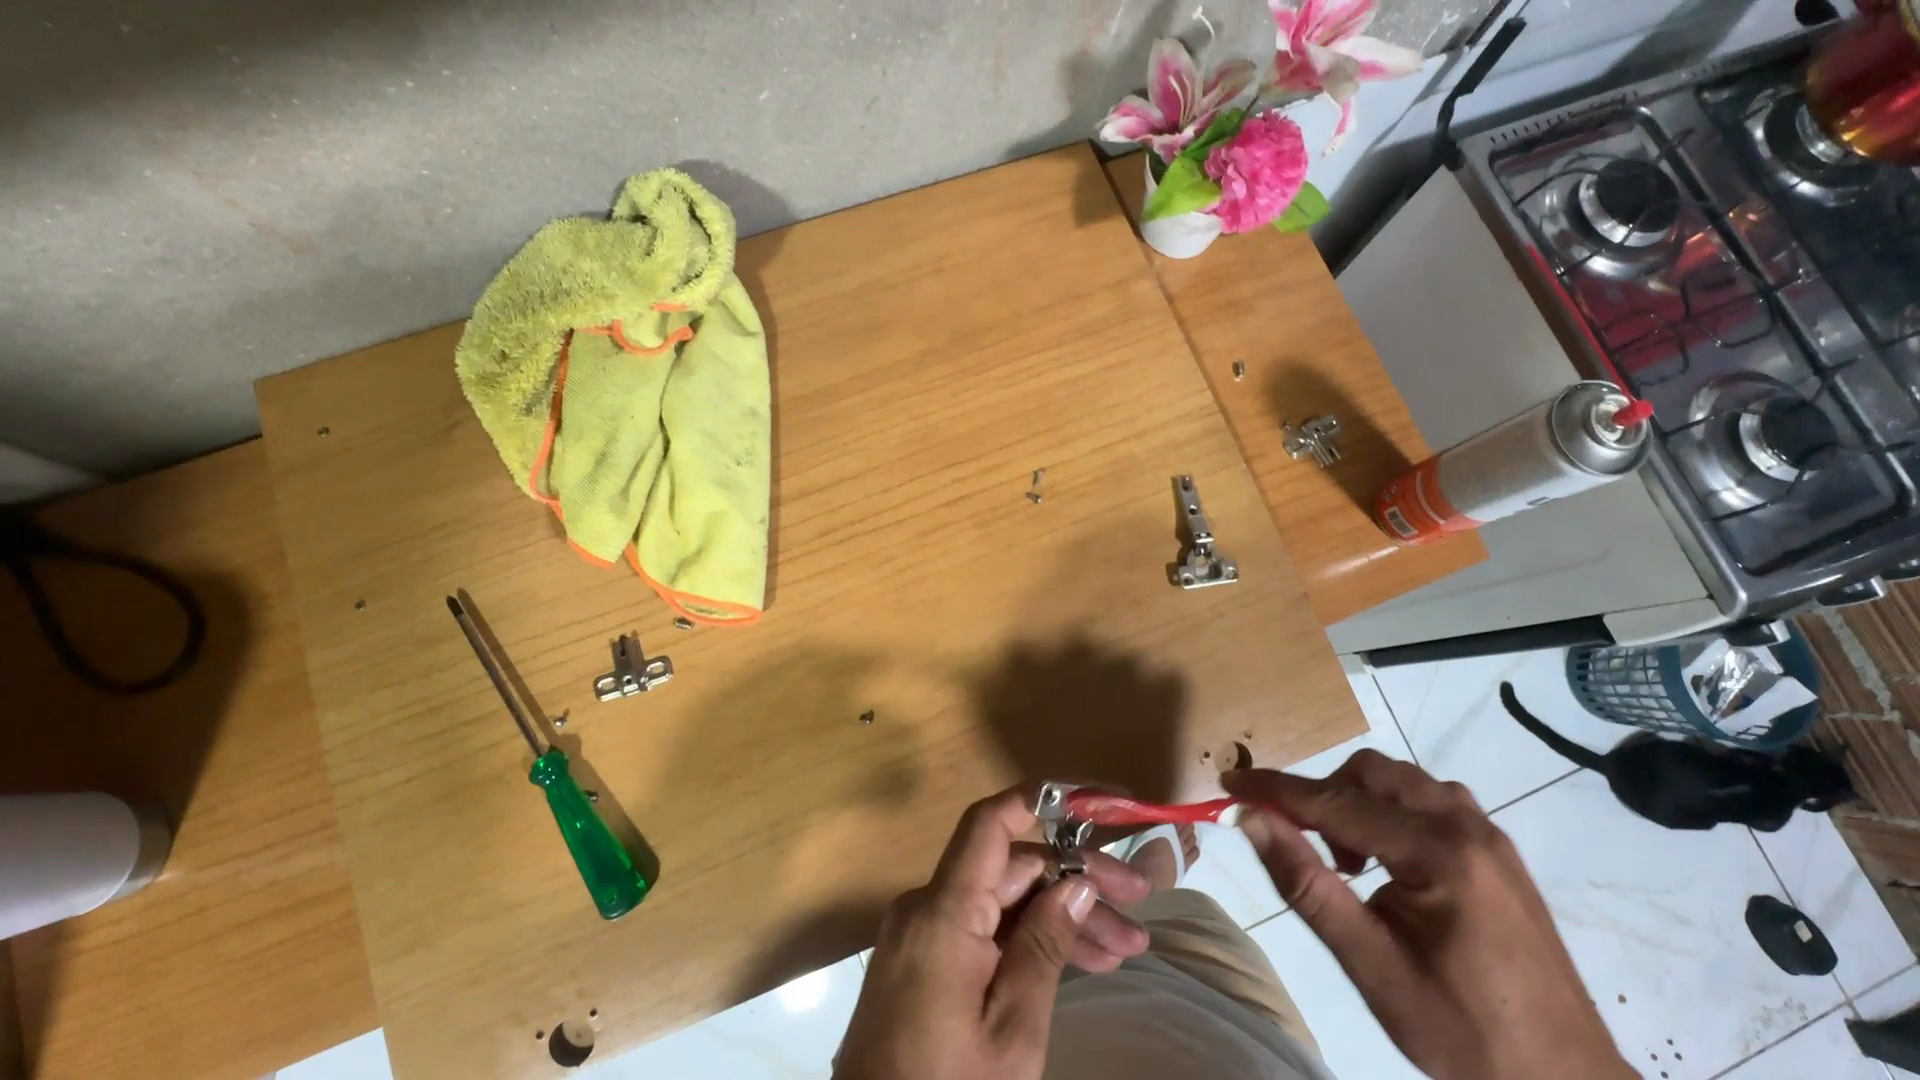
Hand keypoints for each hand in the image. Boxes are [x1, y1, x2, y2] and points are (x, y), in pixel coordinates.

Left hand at [834, 786, 1151, 1079]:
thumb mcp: (1012, 1028)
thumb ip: (1043, 947)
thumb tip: (1076, 883)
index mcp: (942, 913)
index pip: (991, 823)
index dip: (1044, 799)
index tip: (1100, 804)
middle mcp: (927, 908)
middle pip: (1011, 868)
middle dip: (1077, 881)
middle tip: (1139, 902)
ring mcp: (924, 933)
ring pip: (1004, 901)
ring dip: (1063, 916)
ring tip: (1127, 947)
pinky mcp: (926, 959)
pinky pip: (985, 930)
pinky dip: (1030, 939)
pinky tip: (1084, 960)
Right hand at [1225, 753, 1633, 1079]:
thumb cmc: (1462, 1032)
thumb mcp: (1371, 964)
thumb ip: (1307, 884)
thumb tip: (1252, 820)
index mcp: (1438, 854)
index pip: (1336, 802)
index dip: (1276, 790)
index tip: (1229, 783)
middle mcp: (1468, 828)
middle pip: (1373, 774)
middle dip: (1321, 792)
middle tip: (1292, 840)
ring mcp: (1491, 838)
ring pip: (1404, 783)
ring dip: (1359, 801)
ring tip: (1344, 863)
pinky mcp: (1500, 856)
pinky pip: (1433, 804)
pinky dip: (1392, 814)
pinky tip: (1386, 866)